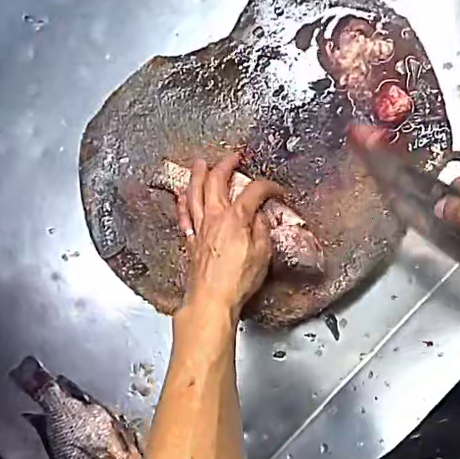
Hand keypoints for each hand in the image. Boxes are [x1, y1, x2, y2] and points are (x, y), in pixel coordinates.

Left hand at [177, 154, 281, 317]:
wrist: (211, 300)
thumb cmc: (237, 281)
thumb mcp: (262, 254)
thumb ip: (262, 230)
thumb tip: (260, 216)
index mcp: (235, 218)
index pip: (253, 191)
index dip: (267, 187)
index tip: (276, 190)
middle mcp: (214, 218)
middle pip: (216, 181)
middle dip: (226, 165)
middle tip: (233, 158)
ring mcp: (200, 228)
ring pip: (195, 193)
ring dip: (198, 175)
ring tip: (200, 163)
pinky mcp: (191, 242)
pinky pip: (185, 215)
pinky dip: (184, 202)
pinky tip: (183, 196)